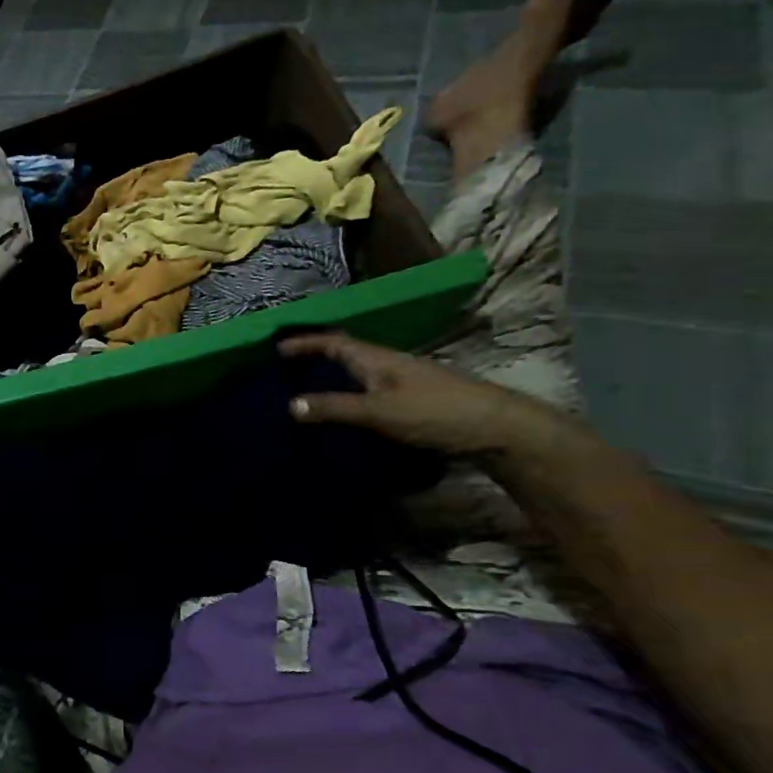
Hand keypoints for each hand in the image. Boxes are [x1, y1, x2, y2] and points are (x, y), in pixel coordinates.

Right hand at [280, 333, 572, 456]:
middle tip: (285, 370)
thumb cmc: (435, 412)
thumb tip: (289, 405)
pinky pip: (367, 393)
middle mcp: (388, 365)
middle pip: (345, 355)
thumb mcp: (378, 411)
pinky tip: (339, 414)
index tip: (276, 347)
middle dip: (314, 358)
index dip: (306, 342)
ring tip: (304, 392)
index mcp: (377, 359)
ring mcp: (402, 383)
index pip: (334, 342)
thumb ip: (334, 407)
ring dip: (331, 379)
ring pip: (357, 374)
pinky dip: (347, 397)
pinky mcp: (411, 402)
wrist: (496, 429)